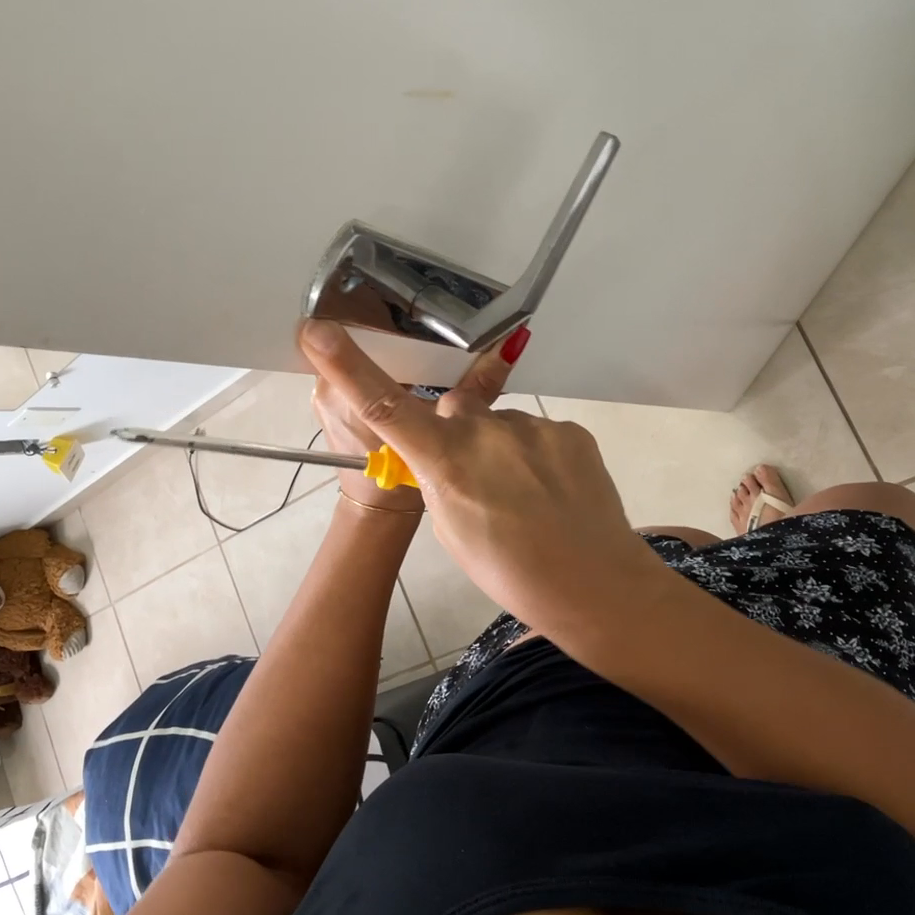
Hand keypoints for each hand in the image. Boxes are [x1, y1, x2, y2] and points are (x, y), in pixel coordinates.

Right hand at [298, 321, 660, 630]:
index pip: (387, 408)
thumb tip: (443, 454)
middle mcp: (486, 431)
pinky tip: (554, 493)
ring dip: (503, 451)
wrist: (596, 585)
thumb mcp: (452, 531)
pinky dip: (540, 457)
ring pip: (501, 426)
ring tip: (527, 500)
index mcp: (447, 462)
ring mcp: (534, 426)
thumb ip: (438, 479)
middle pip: (456, 411)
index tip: (318, 329)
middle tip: (481, 485)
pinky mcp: (571, 429)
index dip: (348, 367)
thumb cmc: (510, 572)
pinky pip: (539, 433)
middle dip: (458, 434)